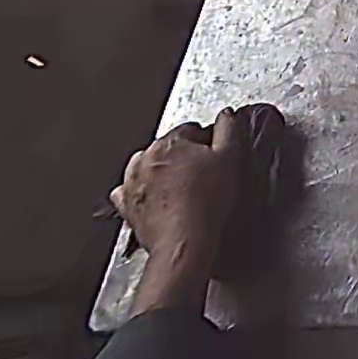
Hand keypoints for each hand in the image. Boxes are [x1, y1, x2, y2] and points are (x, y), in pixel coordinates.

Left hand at [111, 108, 242, 314]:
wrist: (184, 243)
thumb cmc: (207, 203)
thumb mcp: (230, 158)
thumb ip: (229, 129)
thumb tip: (225, 115)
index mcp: (169, 142)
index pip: (190, 130)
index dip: (207, 143)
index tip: (215, 158)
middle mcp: (145, 158)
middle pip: (169, 147)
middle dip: (184, 157)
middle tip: (204, 177)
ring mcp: (132, 183)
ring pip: (150, 166)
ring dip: (164, 173)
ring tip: (185, 190)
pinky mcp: (127, 206)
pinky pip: (132, 190)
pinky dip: (145, 192)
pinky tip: (161, 200)